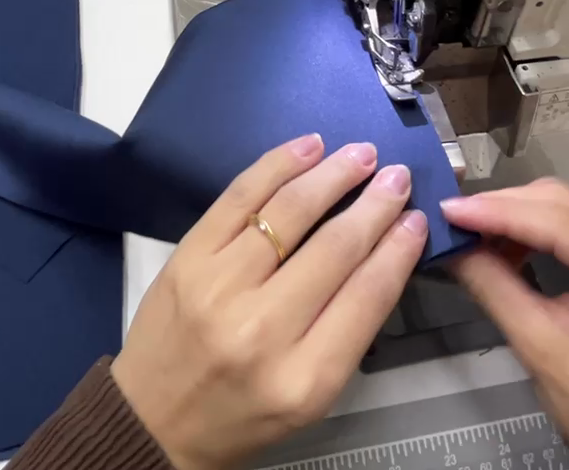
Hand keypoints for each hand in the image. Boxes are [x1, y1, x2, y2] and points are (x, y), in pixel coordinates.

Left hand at [113, 135, 427, 469]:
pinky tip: (309, 148)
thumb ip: (346, 329)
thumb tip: (382, 250)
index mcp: (303, 379)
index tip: (417, 218)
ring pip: (289, 211)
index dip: (398, 249)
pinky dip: (278, 165)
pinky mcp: (189, 256)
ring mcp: (219, 286)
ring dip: (333, 175)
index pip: (367, 296)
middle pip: (334, 248)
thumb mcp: (309, 395)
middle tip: (397, 177)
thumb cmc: (241, 412)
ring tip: (361, 155)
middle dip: (374, 205)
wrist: (152, 420)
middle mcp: (262, 330)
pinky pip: (240, 196)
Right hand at [441, 180, 568, 469]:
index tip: (449, 209)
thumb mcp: (539, 347)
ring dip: (517, 212)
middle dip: (504, 208)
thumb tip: (449, 242)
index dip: (500, 212)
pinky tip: (507, 239)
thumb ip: (492, 284)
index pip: (562, 225)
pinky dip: (536, 223)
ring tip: (475, 230)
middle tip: (454, 219)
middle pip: (567, 206)